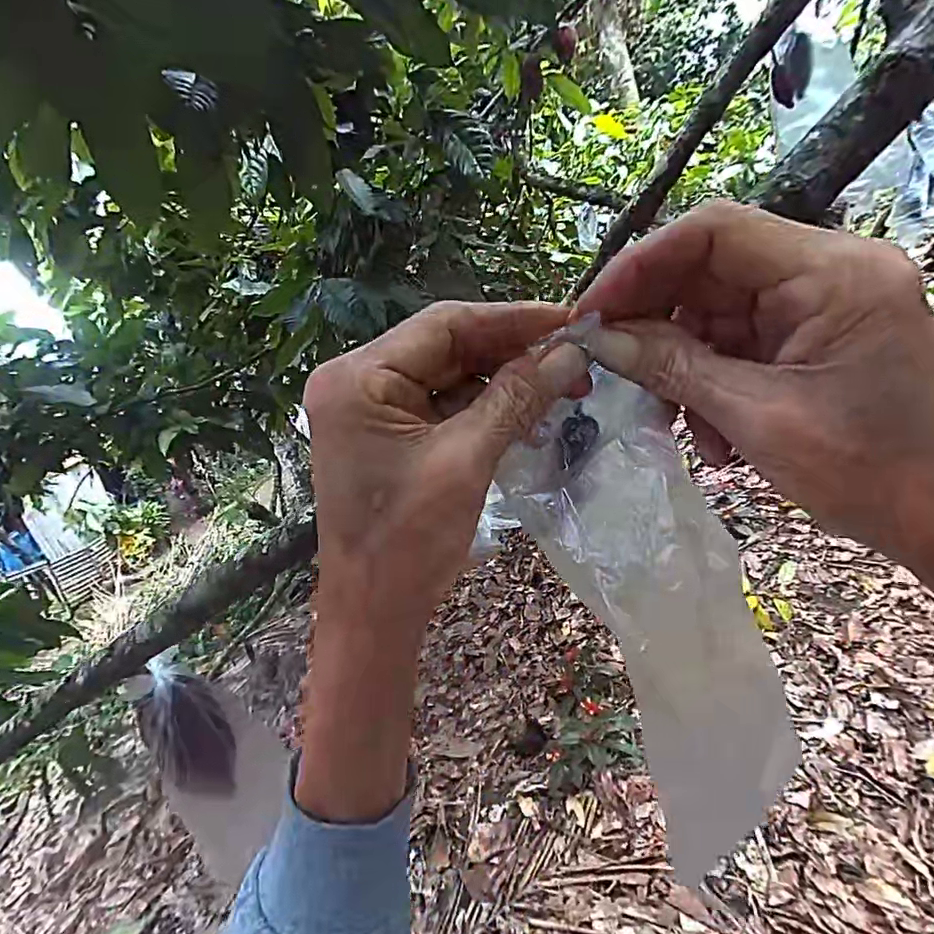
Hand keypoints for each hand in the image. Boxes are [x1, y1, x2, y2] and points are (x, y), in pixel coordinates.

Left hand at [297, 301, 589, 819]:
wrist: (375, 613)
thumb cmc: (409, 542)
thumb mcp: (467, 461)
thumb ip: (516, 398)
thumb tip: (570, 352)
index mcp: (358, 378)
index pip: (444, 326)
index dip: (512, 320)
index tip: (569, 319)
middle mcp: (358, 383)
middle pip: (448, 349)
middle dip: (513, 352)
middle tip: (575, 354)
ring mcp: (372, 411)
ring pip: (451, 378)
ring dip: (505, 381)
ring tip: (564, 382)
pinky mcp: (390, 437)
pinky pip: (445, 408)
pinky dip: (487, 408)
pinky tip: (532, 411)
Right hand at [574, 202, 933, 735]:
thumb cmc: (876, 475)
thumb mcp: (760, 420)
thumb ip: (676, 368)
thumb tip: (601, 338)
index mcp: (833, 272)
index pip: (714, 232)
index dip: (640, 266)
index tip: (591, 314)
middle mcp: (833, 274)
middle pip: (713, 276)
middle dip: (660, 329)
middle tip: (619, 378)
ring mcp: (831, 310)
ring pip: (724, 319)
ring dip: (688, 371)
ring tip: (683, 431)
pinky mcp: (825, 346)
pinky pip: (749, 350)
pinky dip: (719, 389)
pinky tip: (720, 441)